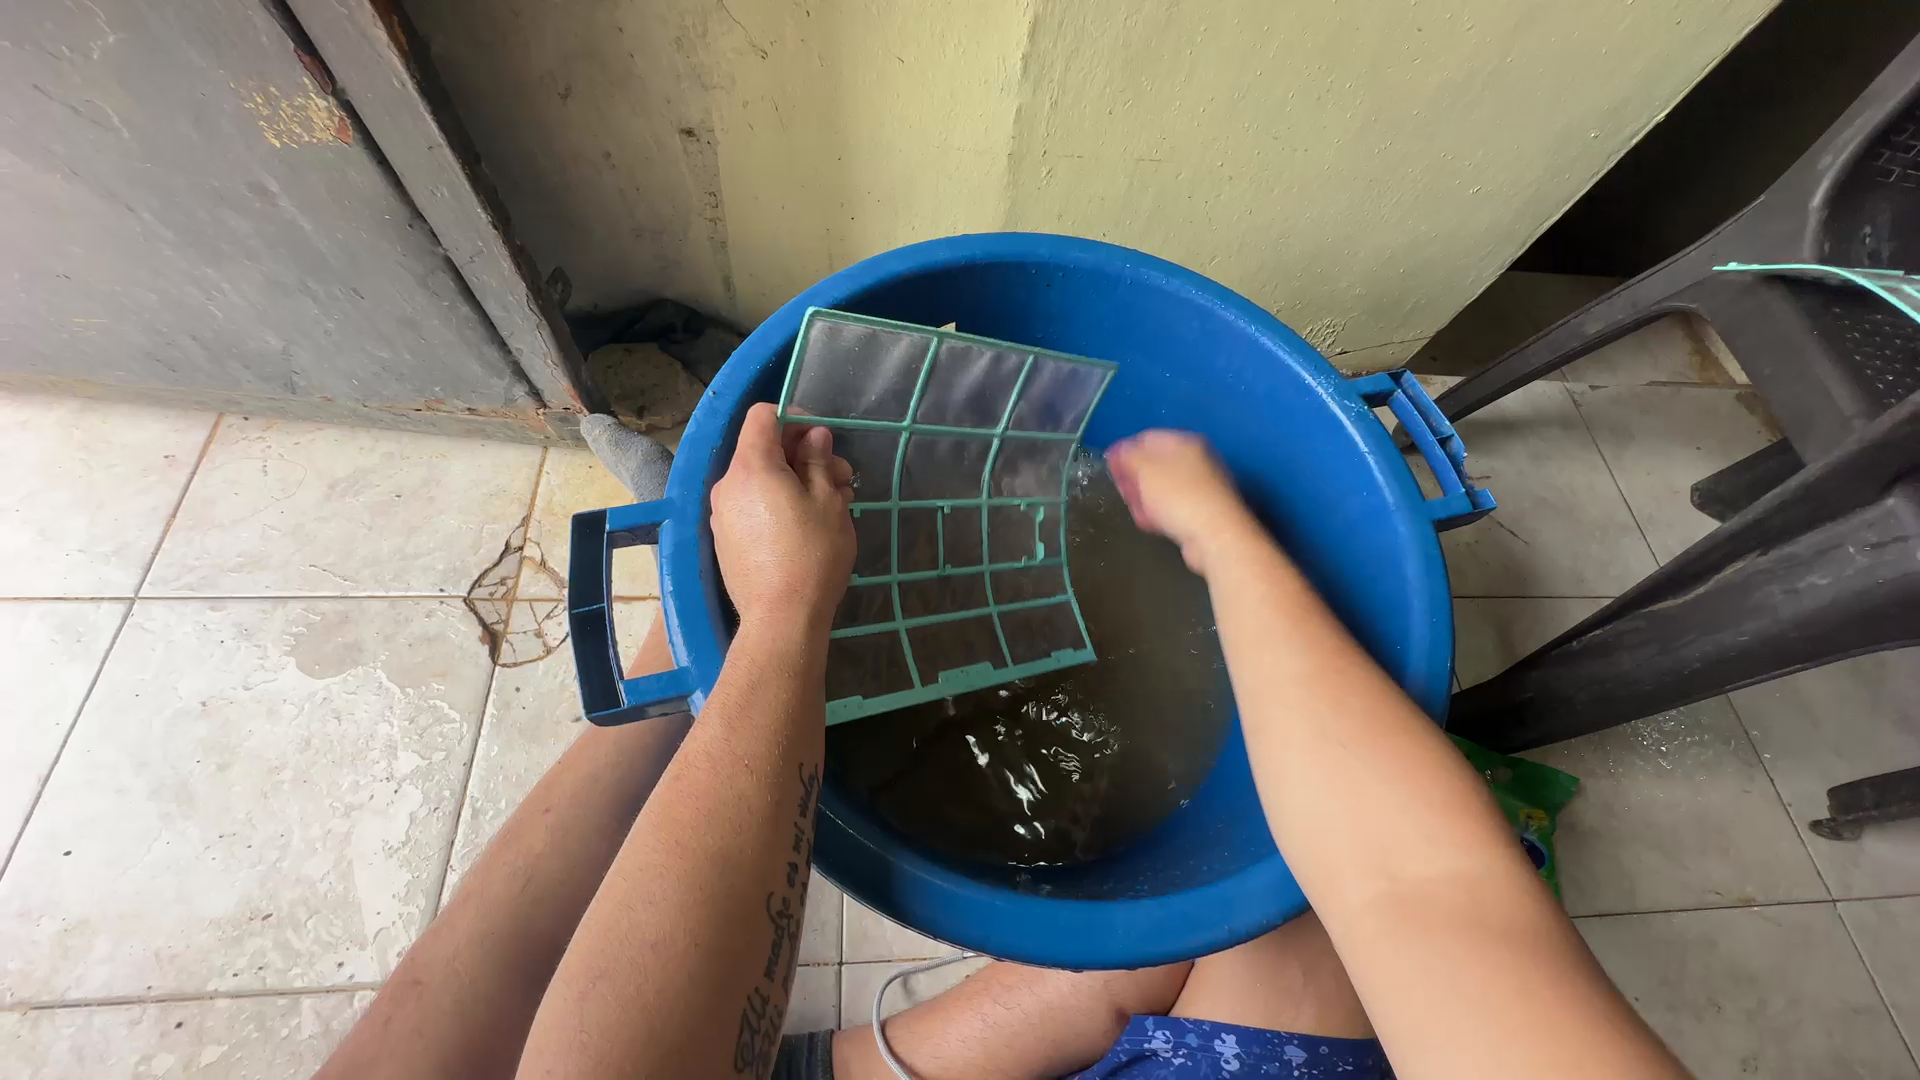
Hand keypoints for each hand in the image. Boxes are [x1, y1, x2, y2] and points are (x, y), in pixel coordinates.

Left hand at [710, 403, 856, 636]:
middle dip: (805, 455)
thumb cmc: (812, 554)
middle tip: (844, 478)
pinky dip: (779, 502)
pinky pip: (753, 505)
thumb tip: (815, 437)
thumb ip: (818, 461)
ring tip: (833, 504)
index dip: (797, 418)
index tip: (826, 440)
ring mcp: (722, 513)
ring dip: (797, 481)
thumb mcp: (827, 501)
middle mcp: (728, 484)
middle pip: (764, 449)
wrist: (782, 618)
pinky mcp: (726, 539)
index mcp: (751, 466)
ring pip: (762, 480)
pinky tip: (808, 525)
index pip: (763, 415)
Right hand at [1104, 430, 1260, 576]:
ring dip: (1144, 498)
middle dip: (1134, 478)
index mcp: (1184, 442)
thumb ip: (1127, 456)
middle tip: (1124, 493)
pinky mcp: (1201, 510)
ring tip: (1138, 511)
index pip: (1146, 438)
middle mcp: (1195, 460)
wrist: (1215, 535)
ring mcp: (1200, 486)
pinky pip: (1172, 505)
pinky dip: (1159, 512)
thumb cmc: (1177, 496)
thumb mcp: (1144, 469)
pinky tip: (1152, 523)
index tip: (1110, 469)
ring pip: (1161, 487)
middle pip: (1153, 464)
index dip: (1124, 452)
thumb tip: (1118, 451)